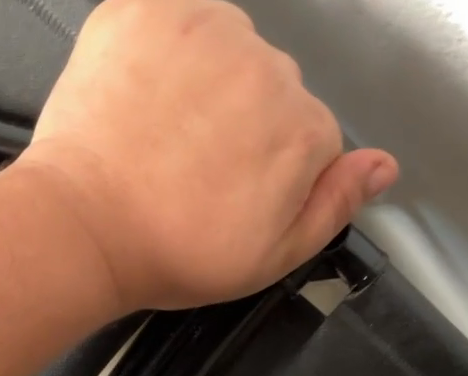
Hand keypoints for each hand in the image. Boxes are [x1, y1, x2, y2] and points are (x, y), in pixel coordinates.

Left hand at [12, 0, 397, 311]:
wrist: (85, 228)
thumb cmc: (170, 251)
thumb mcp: (271, 258)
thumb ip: (334, 207)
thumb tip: (382, 168)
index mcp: (304, 132)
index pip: (311, 136)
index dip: (272, 170)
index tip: (236, 192)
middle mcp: (269, 70)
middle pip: (270, 89)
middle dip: (241, 122)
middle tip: (192, 169)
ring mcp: (209, 32)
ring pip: (226, 48)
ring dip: (204, 79)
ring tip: (163, 135)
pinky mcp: (151, 10)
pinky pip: (172, 17)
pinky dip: (159, 48)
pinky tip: (143, 98)